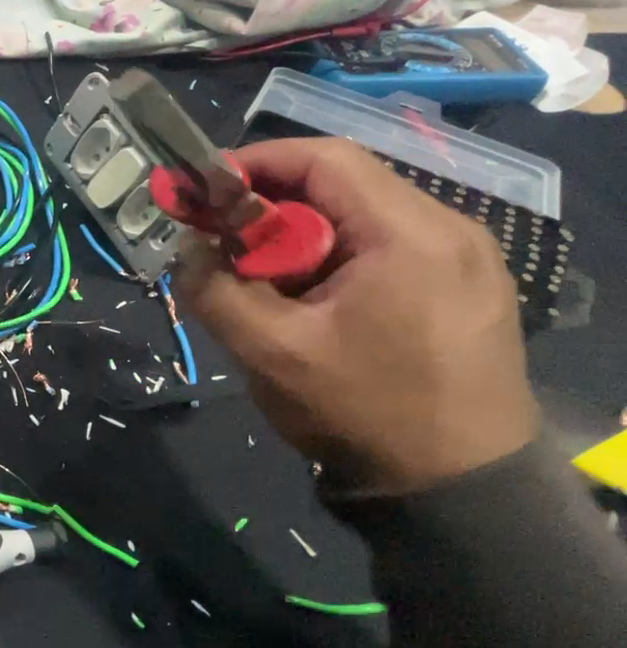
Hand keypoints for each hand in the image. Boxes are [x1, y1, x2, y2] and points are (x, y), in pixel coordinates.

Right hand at [174, 139, 537, 494]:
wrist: (457, 488)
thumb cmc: (362, 410)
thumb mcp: (267, 350)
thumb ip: (213, 287)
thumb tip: (187, 247)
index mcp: (409, 236)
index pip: (323, 158)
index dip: (252, 162)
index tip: (199, 191)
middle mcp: (447, 231)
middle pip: (339, 185)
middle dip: (266, 207)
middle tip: (217, 243)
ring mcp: (461, 260)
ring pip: (356, 216)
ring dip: (293, 236)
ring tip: (256, 280)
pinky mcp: (459, 287)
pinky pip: (380, 246)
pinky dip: (327, 257)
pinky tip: (302, 298)